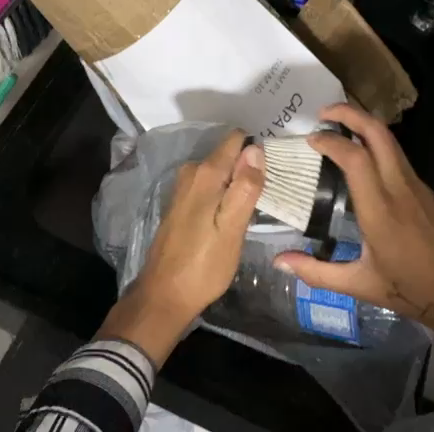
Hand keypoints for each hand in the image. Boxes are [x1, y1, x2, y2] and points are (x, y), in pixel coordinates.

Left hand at [100, 131, 264, 363]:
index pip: (237, 139)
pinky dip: (222, 195)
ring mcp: (183, 187)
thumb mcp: (232, 229)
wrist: (163, 296)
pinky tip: (228, 219)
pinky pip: (209, 186)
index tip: (270, 175)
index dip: (256, 152)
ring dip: (235, 185)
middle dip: (247, 170)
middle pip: (229, 154)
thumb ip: (245, 187)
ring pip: (220, 171)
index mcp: (206, 173)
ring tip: (249, 212)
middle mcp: (192, 171)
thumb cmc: (203, 265)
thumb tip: (256, 148)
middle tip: (262, 201)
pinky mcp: (180, 202)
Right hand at [274, 103, 433, 334]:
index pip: (354, 157)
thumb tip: (280, 262)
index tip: (310, 139)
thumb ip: (317, 273)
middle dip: (349, 113)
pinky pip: (397, 155)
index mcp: (380, 209)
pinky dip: (376, 142)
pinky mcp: (425, 190)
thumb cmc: (412, 290)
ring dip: (364, 124)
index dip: (330, 141)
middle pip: (377, 132)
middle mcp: (398, 188)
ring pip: (390, 140)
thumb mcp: (360, 286)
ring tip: (339, 126)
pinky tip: (363, 156)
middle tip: (323, 113)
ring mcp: (415, 185)